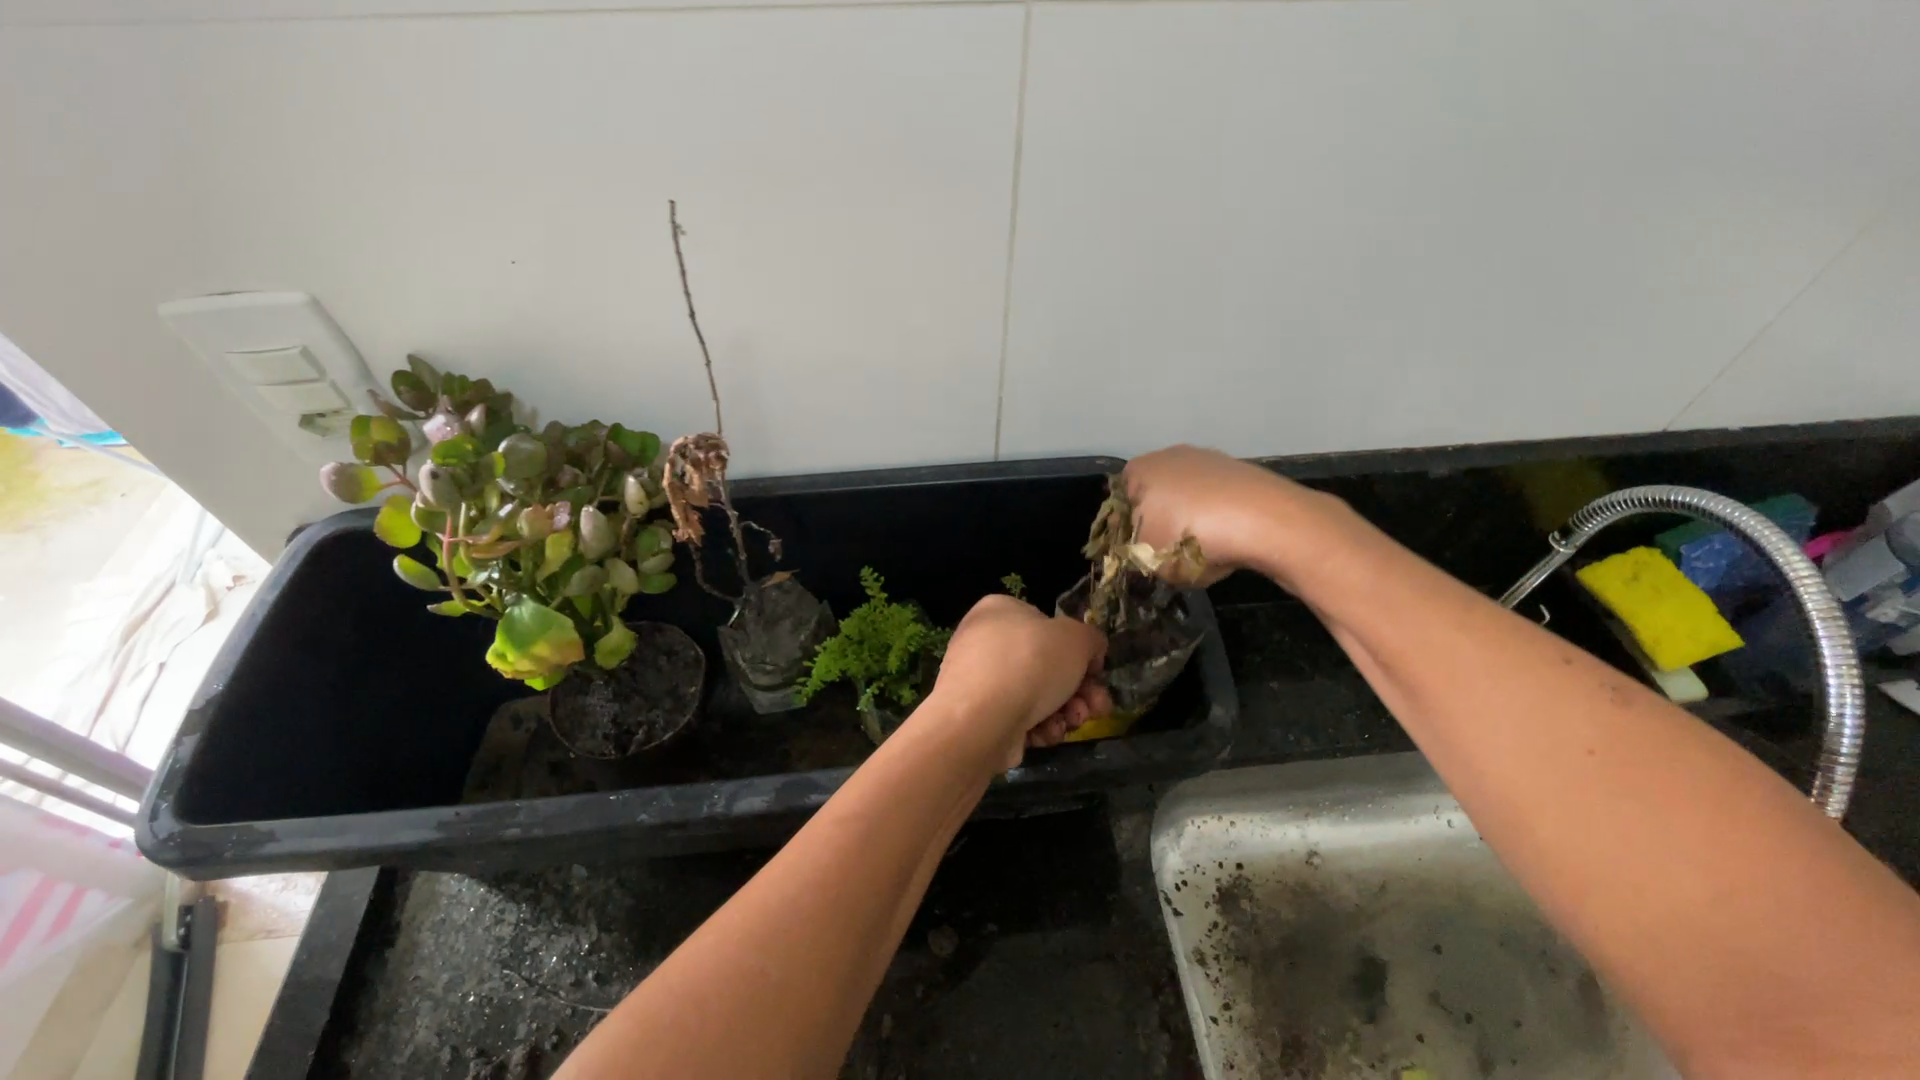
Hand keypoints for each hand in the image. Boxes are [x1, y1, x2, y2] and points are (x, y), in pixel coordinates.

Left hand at [922, 595, 1110, 770]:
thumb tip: (1090, 652)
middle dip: (1079, 690)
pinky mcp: (979, 716)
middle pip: (1047, 665)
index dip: (1078, 650)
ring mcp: (979, 681)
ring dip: (1065, 711)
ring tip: (1075, 722)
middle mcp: (984, 641)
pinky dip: (1039, 727)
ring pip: (1037, 695)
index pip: (1047, 625)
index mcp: (999, 610)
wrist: (982, 719)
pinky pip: (1018, 718)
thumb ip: (1091, 640)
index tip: (1096, 672)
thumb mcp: (1076, 638)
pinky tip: (1047, 733)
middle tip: (1097, 707)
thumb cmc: (1030, 663)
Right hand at [1123, 444, 1347, 589]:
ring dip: (1194, 528)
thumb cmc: (1189, 535)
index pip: (1120, 501)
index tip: (1138, 556)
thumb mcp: (1145, 556)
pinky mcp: (1246, 476)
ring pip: (1192, 503)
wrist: (1266, 521)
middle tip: (1169, 558)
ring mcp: (1214, 462)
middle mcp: (1174, 456)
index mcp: (1140, 469)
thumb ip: (1131, 552)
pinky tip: (1231, 546)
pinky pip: (1222, 506)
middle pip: (1158, 500)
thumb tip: (1137, 551)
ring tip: (1205, 556)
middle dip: (1163, 528)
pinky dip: (1223, 526)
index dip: (1126, 531)